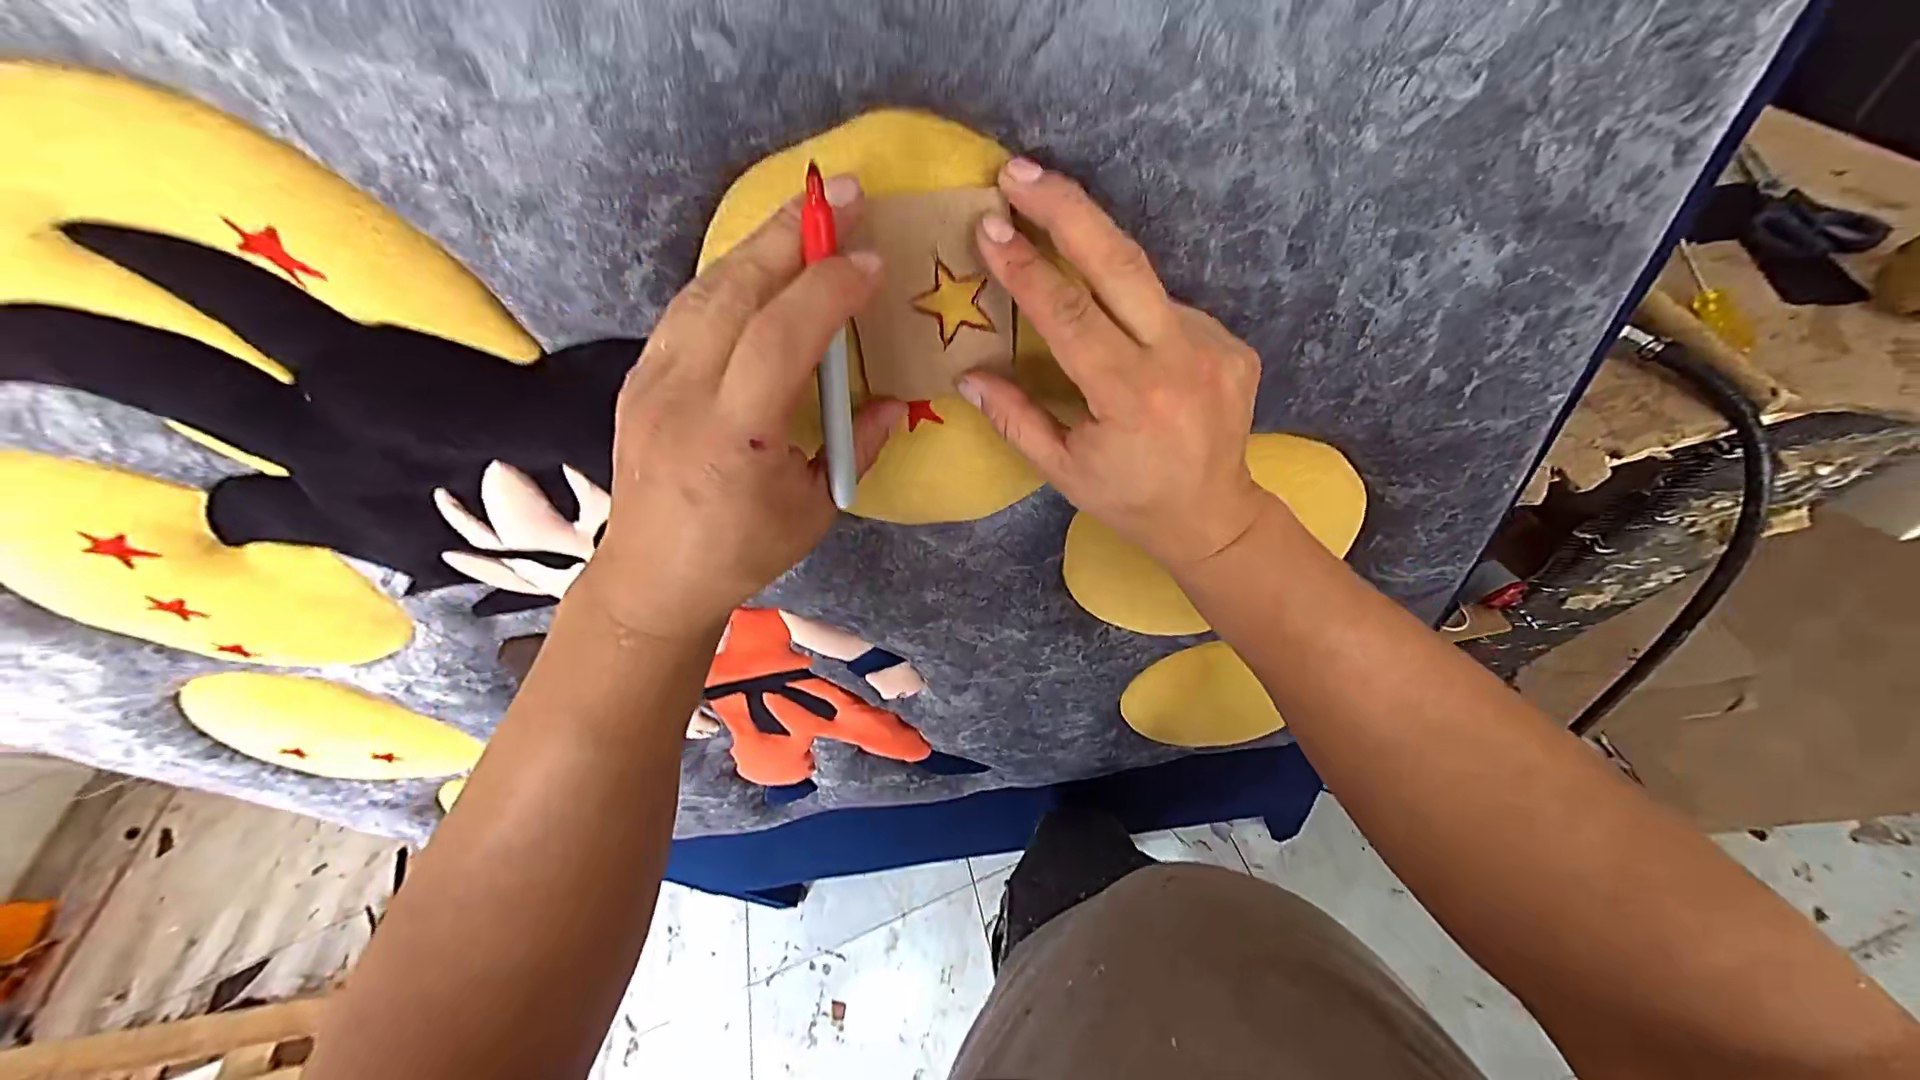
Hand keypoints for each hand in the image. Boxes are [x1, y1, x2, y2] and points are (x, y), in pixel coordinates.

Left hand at [583, 177, 906, 638]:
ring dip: (759, 245)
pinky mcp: (639, 377)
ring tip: (804, 217)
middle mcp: (683, 395)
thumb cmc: (743, 551)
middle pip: (734, 290)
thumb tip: (895, 402)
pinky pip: (687, 308)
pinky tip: (758, 266)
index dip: (828, 290)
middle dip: (793, 235)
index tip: (871, 263)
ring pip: (704, 288)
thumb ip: (857, 446)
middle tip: (841, 195)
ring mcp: (651, 380)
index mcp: (734, 437)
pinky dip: (729, 276)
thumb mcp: (815, 509)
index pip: (781, 336)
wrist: (653, 575)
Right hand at [956, 158, 1275, 570]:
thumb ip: (1015, 419)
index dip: (1026, 267)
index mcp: (1131, 398)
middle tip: (1018, 173)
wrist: (1213, 516)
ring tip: (1050, 228)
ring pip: (1144, 279)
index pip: (1070, 315)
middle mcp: (1180, 359)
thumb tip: (968, 376)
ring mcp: (1215, 345)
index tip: (990, 226)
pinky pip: (1167, 306)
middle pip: (1120, 263)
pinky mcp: (1232, 343)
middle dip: (1066, 208)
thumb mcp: (1063, 470)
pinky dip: (1131, 303)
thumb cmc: (1129, 500)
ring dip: (1093, 251)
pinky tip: (1115, 324)